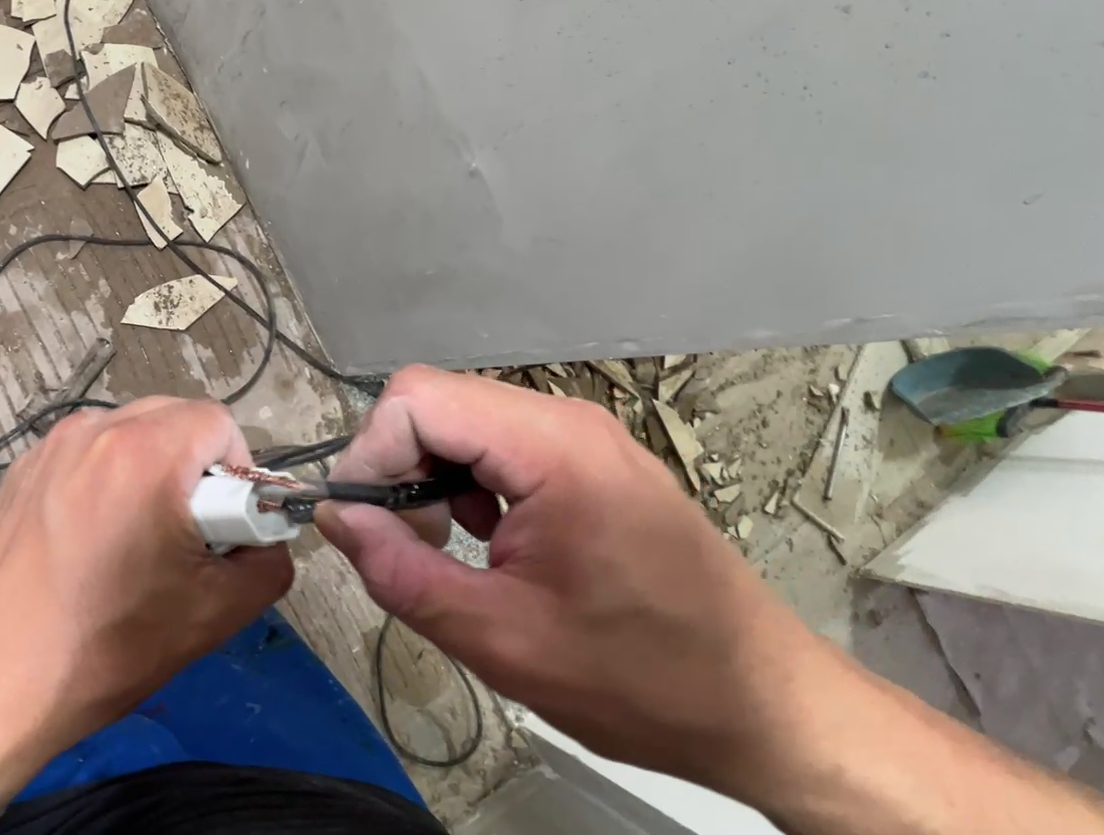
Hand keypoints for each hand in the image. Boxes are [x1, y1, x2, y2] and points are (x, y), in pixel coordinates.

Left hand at [0, 398, 293, 834]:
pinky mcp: (20, 471)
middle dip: (195, 464)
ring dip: (150, 467)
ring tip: (137, 536)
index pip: (217, 421)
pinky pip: (85, 452)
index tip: (225, 521)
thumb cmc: (109, 644)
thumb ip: (268, 562)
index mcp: (145, 453)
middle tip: (189, 529)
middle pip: (172, 416)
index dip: (237, 468)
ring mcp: (49, 448)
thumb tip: (267, 539)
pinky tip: (91, 538)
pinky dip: (105, 477)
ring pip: (127, 431)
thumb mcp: (215, 613)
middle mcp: (94, 431)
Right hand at [316, 365, 820, 795]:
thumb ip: (400, 572)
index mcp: (551, 448)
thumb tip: (334, 517)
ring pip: (461, 420)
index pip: (416, 399)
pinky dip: (467, 483)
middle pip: (435, 401)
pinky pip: (497, 442)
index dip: (371, 455)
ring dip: (429, 476)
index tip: (365, 526)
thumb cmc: (642, 679)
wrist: (769, 705)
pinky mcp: (589, 458)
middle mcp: (566, 419)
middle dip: (397, 466)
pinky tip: (487, 539)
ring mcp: (583, 435)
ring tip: (445, 548)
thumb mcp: (500, 639)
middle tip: (406, 544)